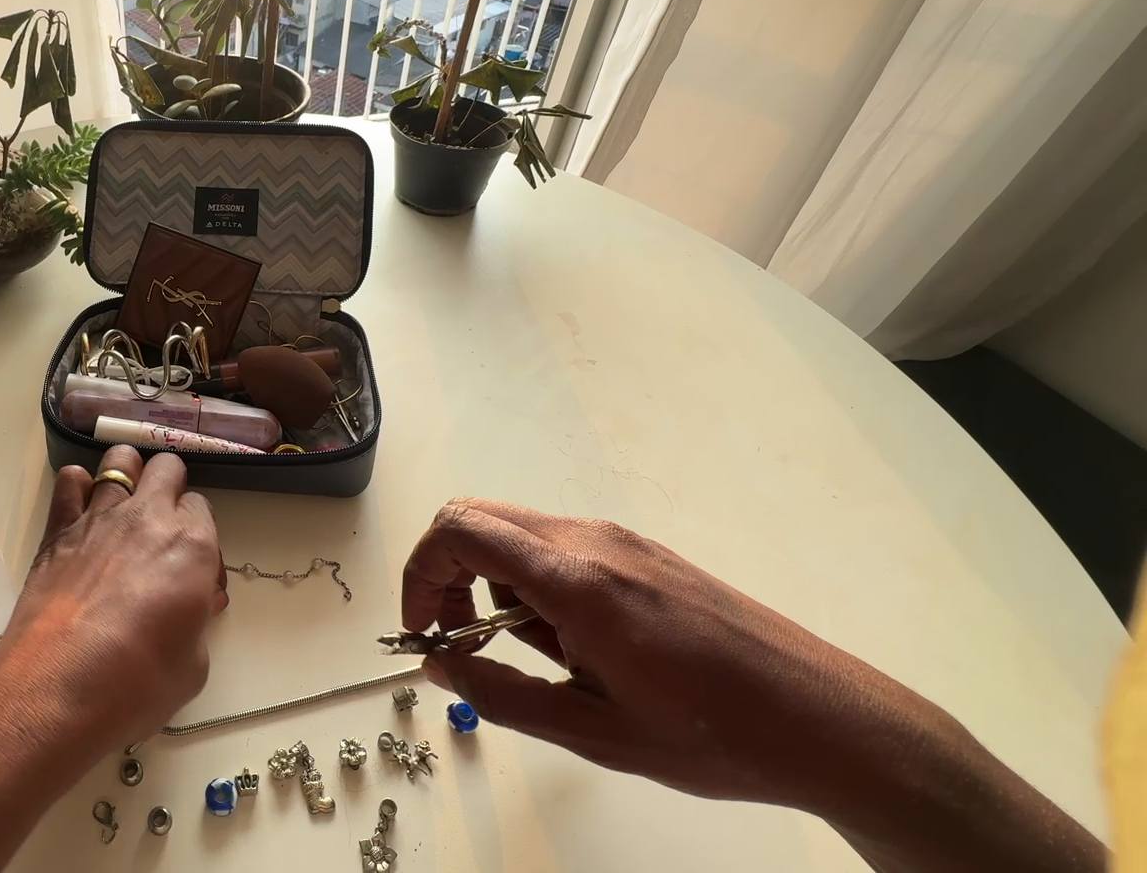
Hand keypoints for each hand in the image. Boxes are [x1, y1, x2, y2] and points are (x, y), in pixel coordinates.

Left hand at [0, 448, 222, 872]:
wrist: (56, 690)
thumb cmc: (136, 684)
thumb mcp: (193, 663)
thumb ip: (197, 620)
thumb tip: (193, 602)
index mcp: (192, 544)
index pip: (203, 509)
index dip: (199, 538)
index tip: (192, 572)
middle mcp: (149, 516)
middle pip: (167, 468)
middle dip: (171, 487)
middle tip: (163, 528)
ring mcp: (100, 516)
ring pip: (120, 462)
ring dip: (129, 476)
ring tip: (125, 505)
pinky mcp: (58, 528)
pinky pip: (69, 481)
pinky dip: (78, 487)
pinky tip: (81, 512)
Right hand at [402, 499, 1102, 872]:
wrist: (834, 722)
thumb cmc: (714, 736)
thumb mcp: (593, 731)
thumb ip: (499, 693)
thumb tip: (438, 664)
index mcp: (574, 578)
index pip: (458, 530)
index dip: (420, 572)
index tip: (424, 629)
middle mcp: (590, 539)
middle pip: (477, 517)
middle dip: (445, 572)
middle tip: (458, 637)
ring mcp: (618, 539)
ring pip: (515, 531)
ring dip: (491, 581)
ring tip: (534, 653)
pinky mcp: (640, 550)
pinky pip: (556, 545)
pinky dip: (531, 580)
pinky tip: (575, 640)